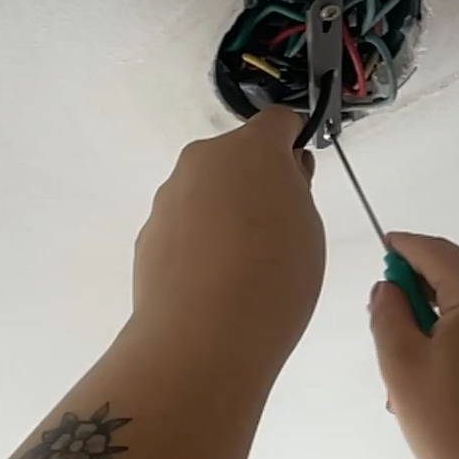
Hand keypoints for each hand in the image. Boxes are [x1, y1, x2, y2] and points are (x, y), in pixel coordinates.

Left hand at [132, 107, 325, 368]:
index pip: (278, 123)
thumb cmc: (274, 276)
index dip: (294, 145)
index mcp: (250, 149)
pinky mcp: (148, 234)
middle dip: (256, 182)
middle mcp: (202, 161)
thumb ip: (296, 188)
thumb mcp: (309, 227)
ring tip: (242, 267)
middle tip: (276, 232)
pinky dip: (199, 242)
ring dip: (225, 212)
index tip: (300, 178)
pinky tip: (212, 283)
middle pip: (237, 157)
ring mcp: (169, 197)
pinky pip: (184, 225)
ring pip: (206, 192)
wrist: (204, 336)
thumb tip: (282, 174)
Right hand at [368, 233, 458, 458]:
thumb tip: (390, 288)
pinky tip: (442, 385)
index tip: (377, 254)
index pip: (435, 250)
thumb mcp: (403, 370)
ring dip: (438, 325)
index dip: (401, 249)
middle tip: (387, 337)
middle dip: (419, 296)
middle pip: (457, 275)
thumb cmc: (458, 436)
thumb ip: (388, 315)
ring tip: (411, 379)